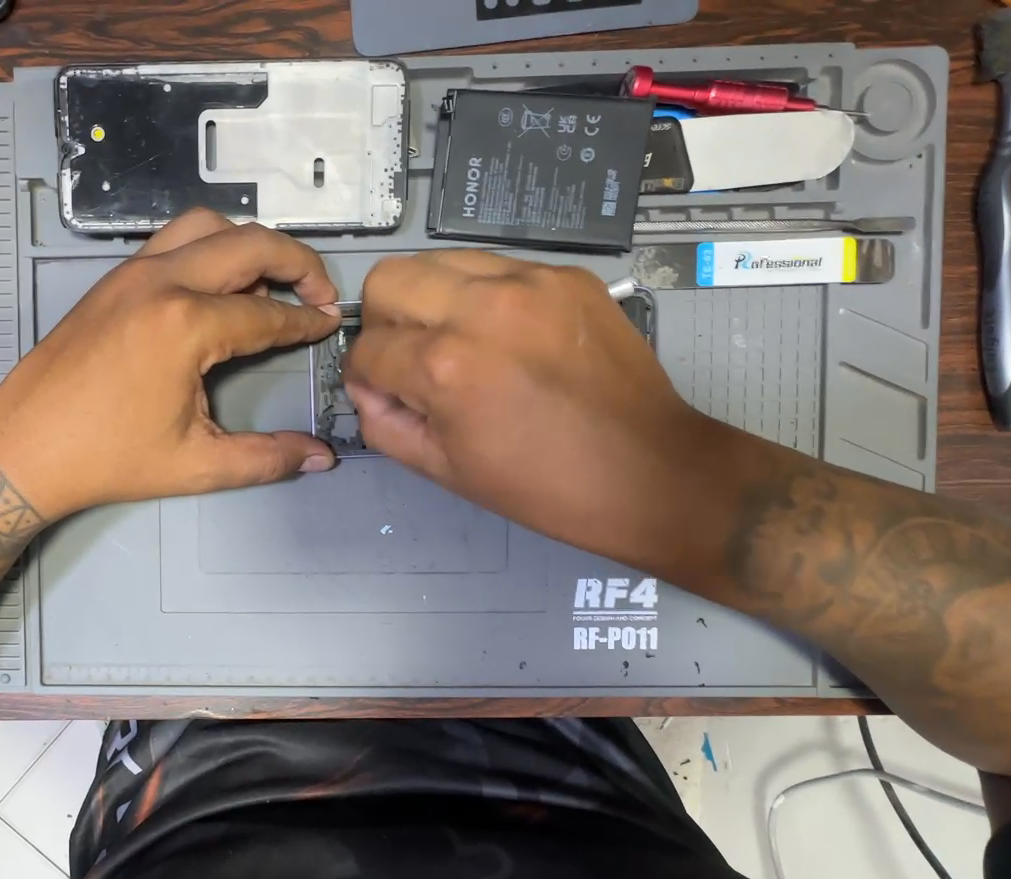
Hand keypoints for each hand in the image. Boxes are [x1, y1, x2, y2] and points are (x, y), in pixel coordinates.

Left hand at [0, 210, 341, 519]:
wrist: (24, 448)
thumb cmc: (108, 459)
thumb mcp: (197, 465)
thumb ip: (268, 459)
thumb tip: (323, 460)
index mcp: (187, 325)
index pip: (268, 312)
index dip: (307, 321)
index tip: (332, 326)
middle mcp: (162, 282)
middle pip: (249, 244)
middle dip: (297, 262)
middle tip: (321, 293)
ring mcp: (131, 273)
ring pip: (206, 226)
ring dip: (249, 243)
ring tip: (272, 279)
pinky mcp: (111, 280)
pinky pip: (172, 240)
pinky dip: (209, 247)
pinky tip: (218, 283)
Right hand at [345, 250, 731, 561]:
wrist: (646, 470)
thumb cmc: (540, 485)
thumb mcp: (442, 469)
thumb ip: (383, 424)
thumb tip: (369, 388)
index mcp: (445, 366)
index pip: (366, 350)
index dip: (364, 380)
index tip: (386, 397)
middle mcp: (480, 307)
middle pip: (387, 281)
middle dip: (383, 323)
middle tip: (410, 359)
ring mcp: (528, 282)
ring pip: (437, 260)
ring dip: (428, 301)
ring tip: (455, 342)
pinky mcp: (565, 275)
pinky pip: (493, 267)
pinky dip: (479, 296)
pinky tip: (503, 336)